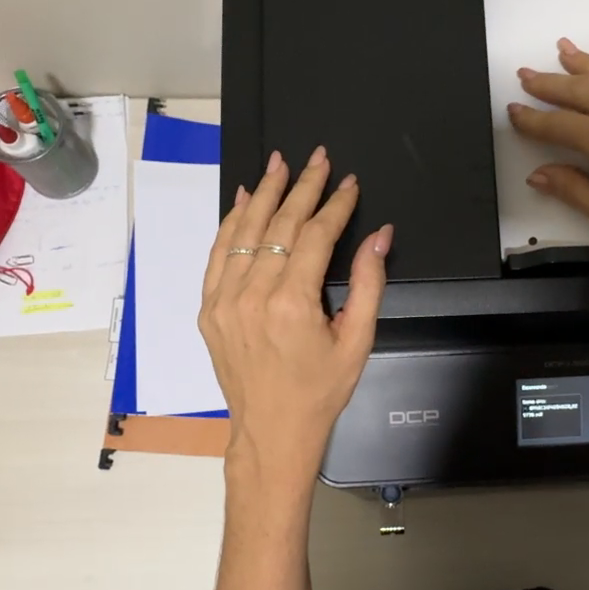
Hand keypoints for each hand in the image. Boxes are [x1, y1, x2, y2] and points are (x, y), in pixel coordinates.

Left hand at [199, 146, 391, 479]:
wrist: (272, 431)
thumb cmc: (320, 391)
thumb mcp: (357, 342)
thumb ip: (368, 285)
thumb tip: (379, 237)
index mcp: (292, 305)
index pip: (314, 236)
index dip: (334, 206)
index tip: (348, 183)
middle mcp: (252, 297)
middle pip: (279, 226)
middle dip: (301, 188)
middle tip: (317, 158)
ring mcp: (224, 302)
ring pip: (244, 233)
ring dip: (263, 194)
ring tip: (279, 164)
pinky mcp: (209, 310)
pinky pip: (218, 255)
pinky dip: (231, 224)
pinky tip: (243, 200)